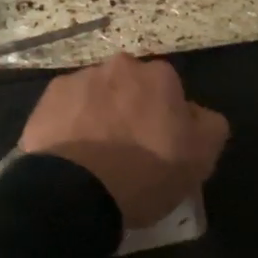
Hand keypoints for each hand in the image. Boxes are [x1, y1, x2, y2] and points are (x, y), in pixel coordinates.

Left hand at [19, 53, 229, 226]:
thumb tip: (196, 113)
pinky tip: (71, 154)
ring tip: (96, 155)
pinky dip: (70, 124)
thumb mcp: (201, 158)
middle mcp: (120, 67)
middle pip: (131, 87)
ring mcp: (81, 79)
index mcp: (160, 76)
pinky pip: (66, 108)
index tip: (161, 145)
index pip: (170, 90)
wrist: (76, 190)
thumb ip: (209, 125)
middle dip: (131, 108)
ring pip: (97, 94)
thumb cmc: (146, 173)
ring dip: (100, 114)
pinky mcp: (48, 98)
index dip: (167, 117)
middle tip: (128, 148)